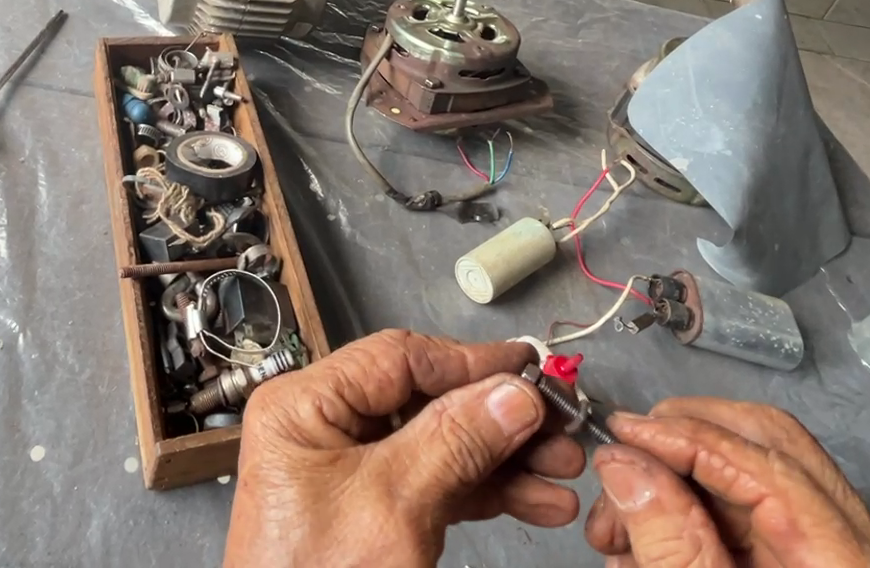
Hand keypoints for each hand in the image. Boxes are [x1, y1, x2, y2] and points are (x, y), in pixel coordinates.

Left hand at [223, 330, 585, 566]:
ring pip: (438, 443)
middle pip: (424, 400)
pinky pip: (435, 483)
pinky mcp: (371, 510)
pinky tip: (538, 500)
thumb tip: (516, 393)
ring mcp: (348, 470)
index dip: (469, 361)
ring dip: (503, 457)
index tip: (530, 367)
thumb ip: (456, 440)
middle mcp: (324, 425)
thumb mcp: (392, 505)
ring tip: (564, 468)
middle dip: (496, 417)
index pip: (397, 359)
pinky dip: (485, 492)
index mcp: (305, 404)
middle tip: (560, 425)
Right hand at [585, 398, 869, 567]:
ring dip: (678, 476)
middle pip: (771, 444)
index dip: (688, 436)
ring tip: (617, 524)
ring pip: (756, 466)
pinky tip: (644, 542)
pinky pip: (752, 508)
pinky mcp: (819, 564)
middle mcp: (866, 552)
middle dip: (682, 439)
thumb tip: (623, 462)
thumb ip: (673, 548)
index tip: (619, 431)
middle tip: (620, 468)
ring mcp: (848, 556)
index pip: (770, 466)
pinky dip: (691, 509)